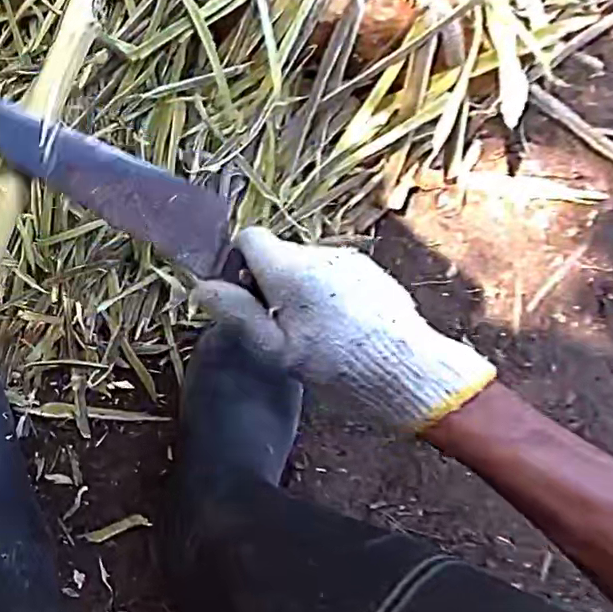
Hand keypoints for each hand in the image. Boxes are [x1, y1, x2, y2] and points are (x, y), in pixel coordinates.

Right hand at [193, 226, 495, 431]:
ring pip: (302, 264)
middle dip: (266, 280)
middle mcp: (319, 254)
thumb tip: (201, 286)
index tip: (243, 294)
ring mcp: (349, 261)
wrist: (412, 374)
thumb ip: (235, 311)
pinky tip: (334, 326)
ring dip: (295, 288)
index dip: (237, 261)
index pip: (249, 237)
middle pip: (275, 253)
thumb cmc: (335, 364)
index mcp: (290, 269)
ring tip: (309, 329)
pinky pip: (329, 273)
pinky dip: (322, 292)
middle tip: (275, 323)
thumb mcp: (273, 346)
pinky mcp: (370, 272)